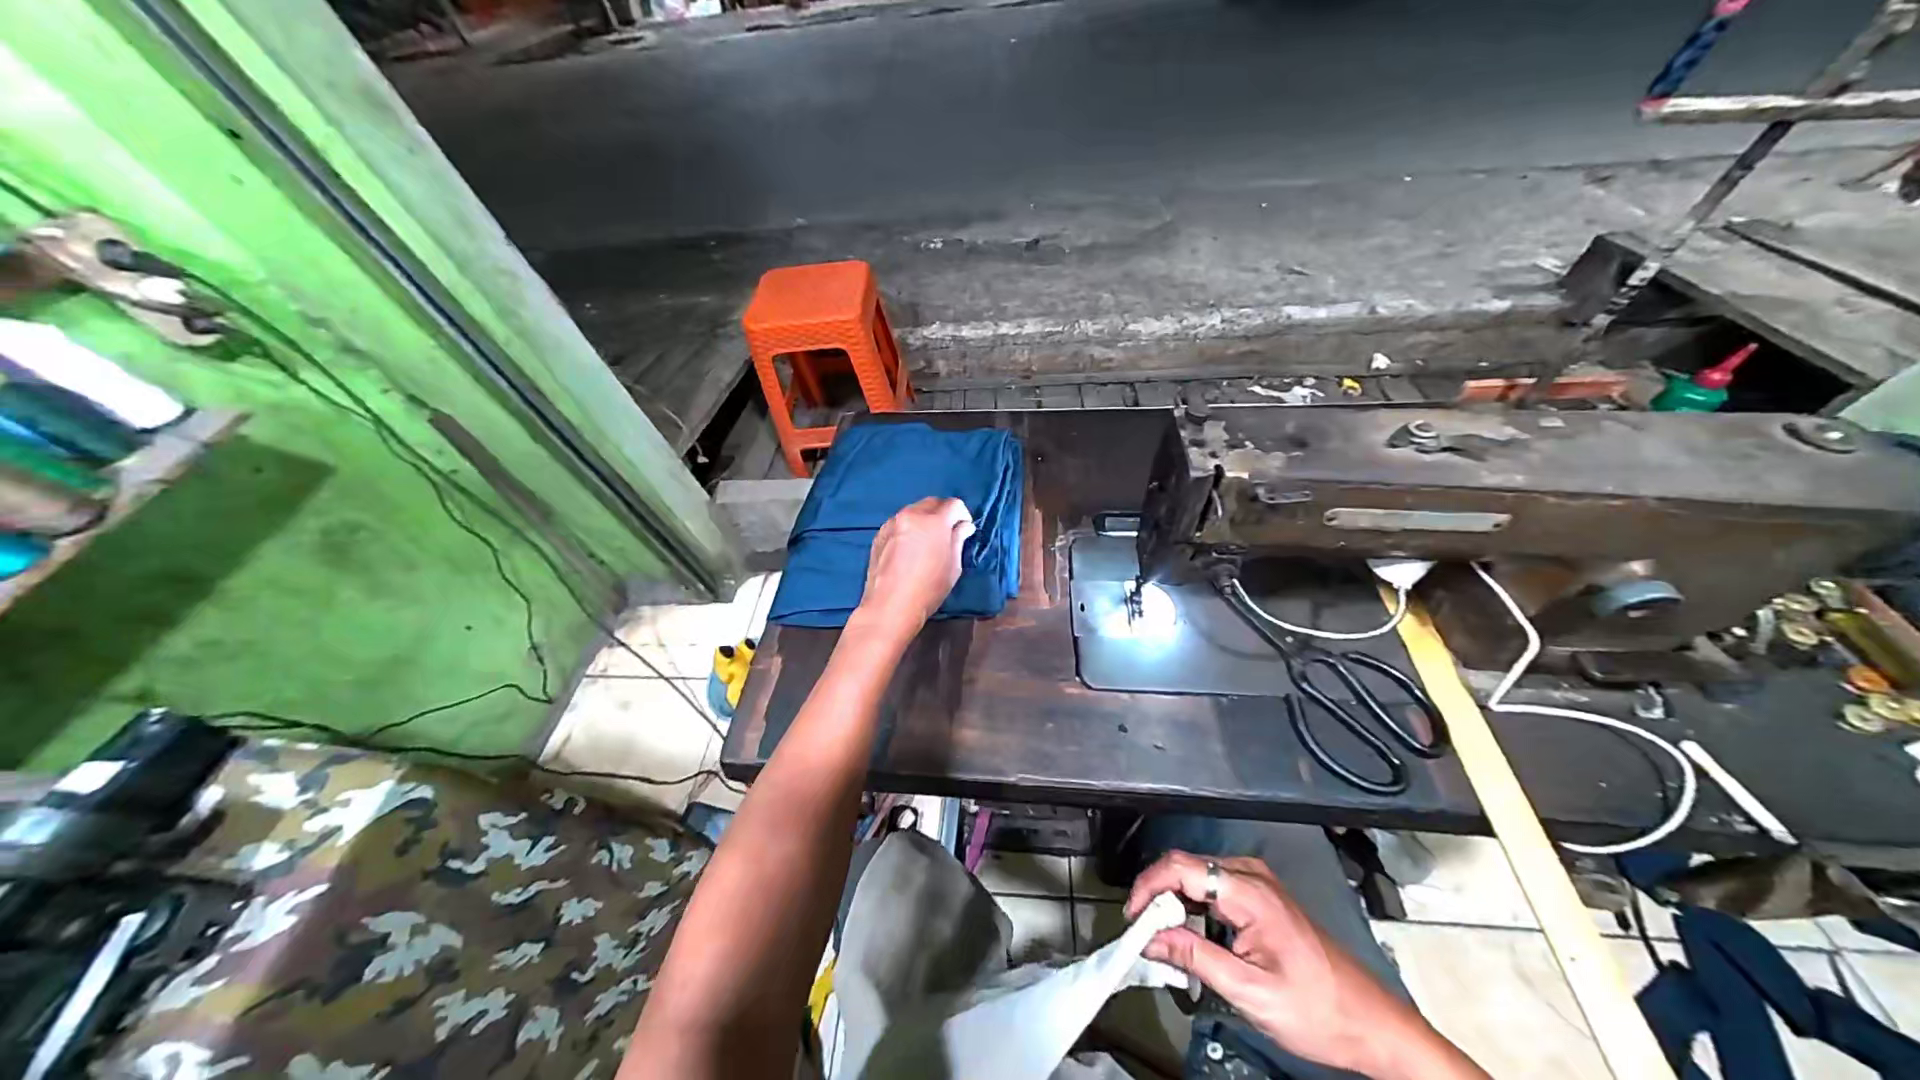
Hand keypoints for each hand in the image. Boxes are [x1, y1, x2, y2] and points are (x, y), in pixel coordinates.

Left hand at [851, 497, 974, 642]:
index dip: (963, 515)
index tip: (964, 529)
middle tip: (948, 532)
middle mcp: (911, 515)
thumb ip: (958, 540)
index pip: (953, 504)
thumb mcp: (953, 566)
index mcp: (934, 521)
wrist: (890, 605)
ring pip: (913, 511)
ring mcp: (892, 523)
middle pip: (932, 503)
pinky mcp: (880, 534)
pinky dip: (909, 528)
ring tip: (928, 540)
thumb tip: (964, 526)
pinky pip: (899, 523)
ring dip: (924, 519)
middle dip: (943, 512)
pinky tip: (910, 548)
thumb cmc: (928, 589)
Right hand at [1127, 852, 1485, 1079]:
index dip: (1148, 887)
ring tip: (1159, 938)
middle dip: (1156, 896)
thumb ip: (1194, 957)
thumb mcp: (1249, 992)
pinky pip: (1214, 889)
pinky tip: (1188, 936)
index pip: (1181, 867)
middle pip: (1186, 868)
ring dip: (1173, 903)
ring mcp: (1258, 884)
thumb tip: (1149, 939)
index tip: (1131, 919)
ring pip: (1197, 877)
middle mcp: (1252, 876)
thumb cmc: (1316, 1011)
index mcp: (1249, 892)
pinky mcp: (1262, 897)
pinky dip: (1193, 907)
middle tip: (1141, 933)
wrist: (1373, 1024)